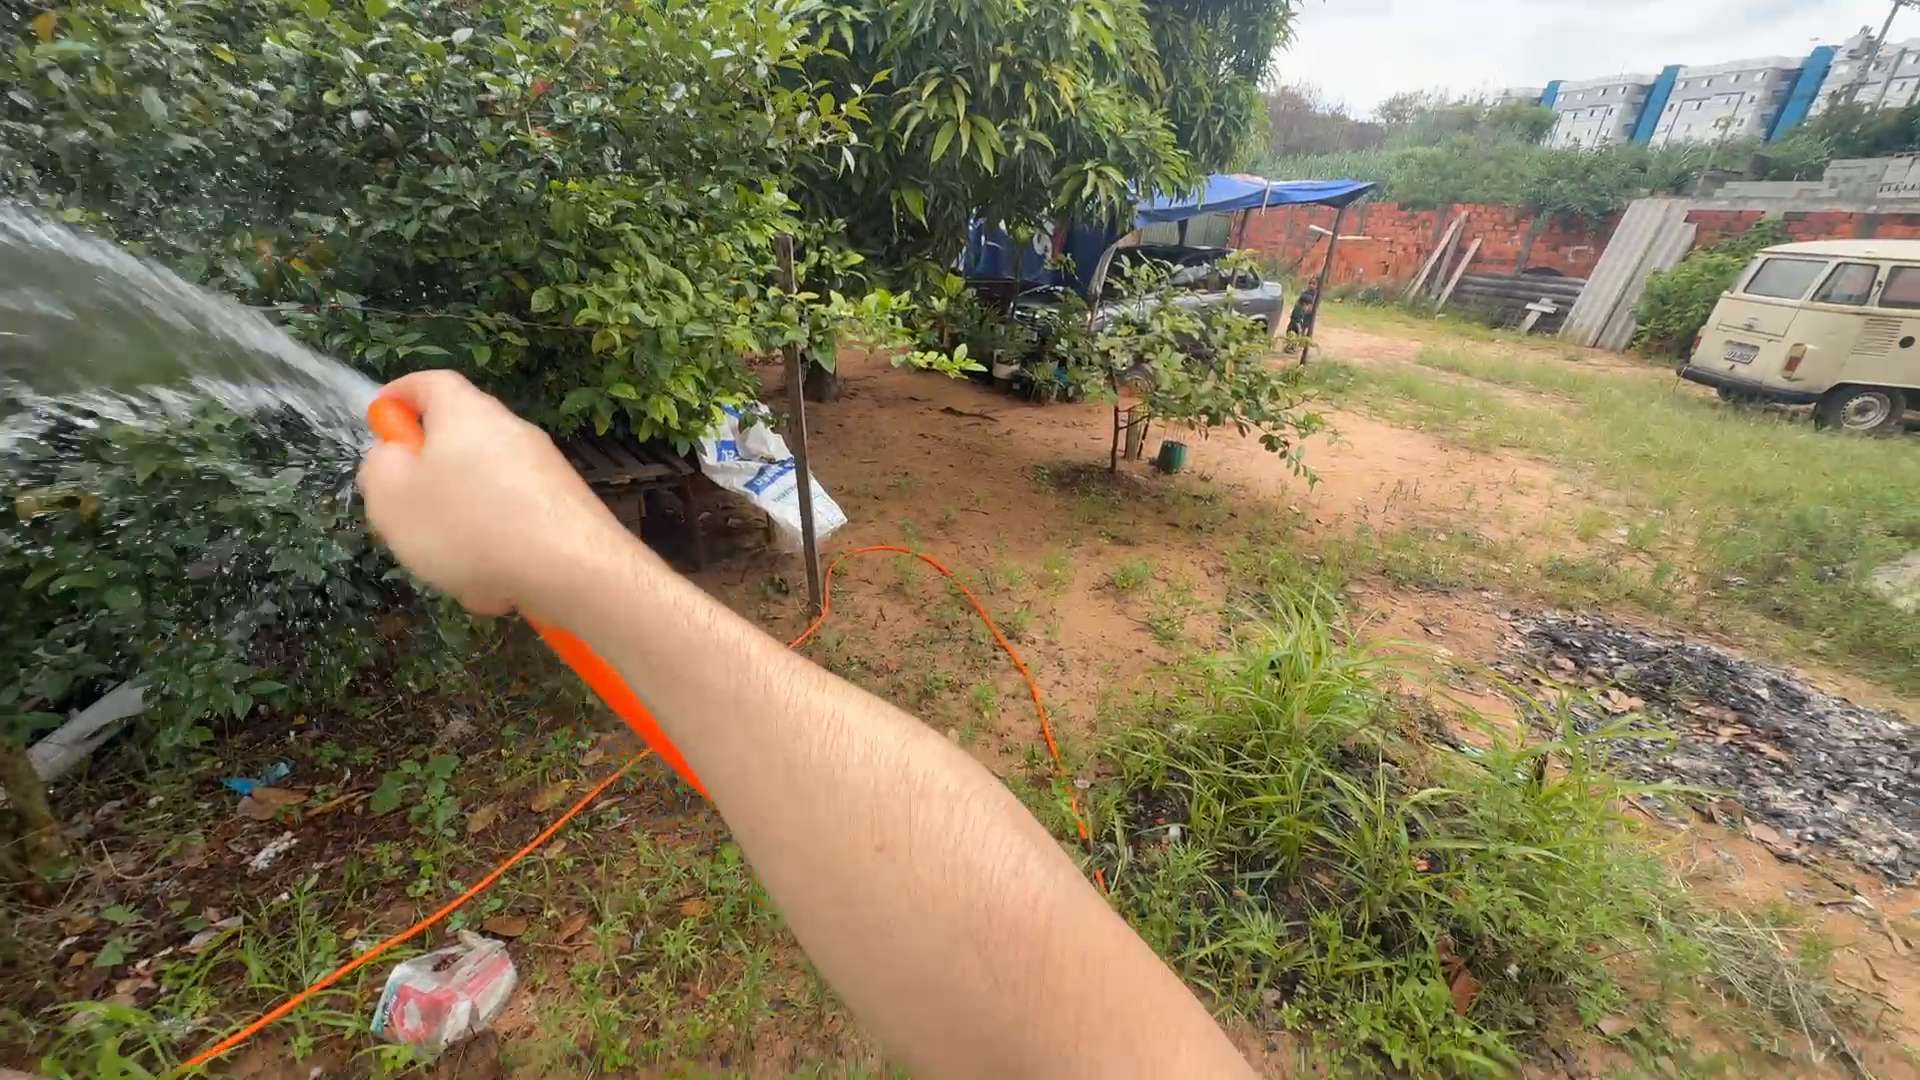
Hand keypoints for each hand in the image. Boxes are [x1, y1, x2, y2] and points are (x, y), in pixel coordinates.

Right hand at [357, 370, 638, 614]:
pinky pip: (518, 526)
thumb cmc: (473, 527)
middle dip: (430, 482)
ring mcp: (549, 473)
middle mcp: (518, 434)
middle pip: (461, 444)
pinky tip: (502, 585)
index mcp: (471, 415)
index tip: (380, 418)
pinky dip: (501, 551)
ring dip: (465, 531)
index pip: (432, 383)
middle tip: (410, 516)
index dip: (399, 395)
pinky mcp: (569, 510)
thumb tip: (398, 452)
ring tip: (461, 567)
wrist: (576, 570)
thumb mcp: (393, 498)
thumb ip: (383, 466)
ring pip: (486, 496)